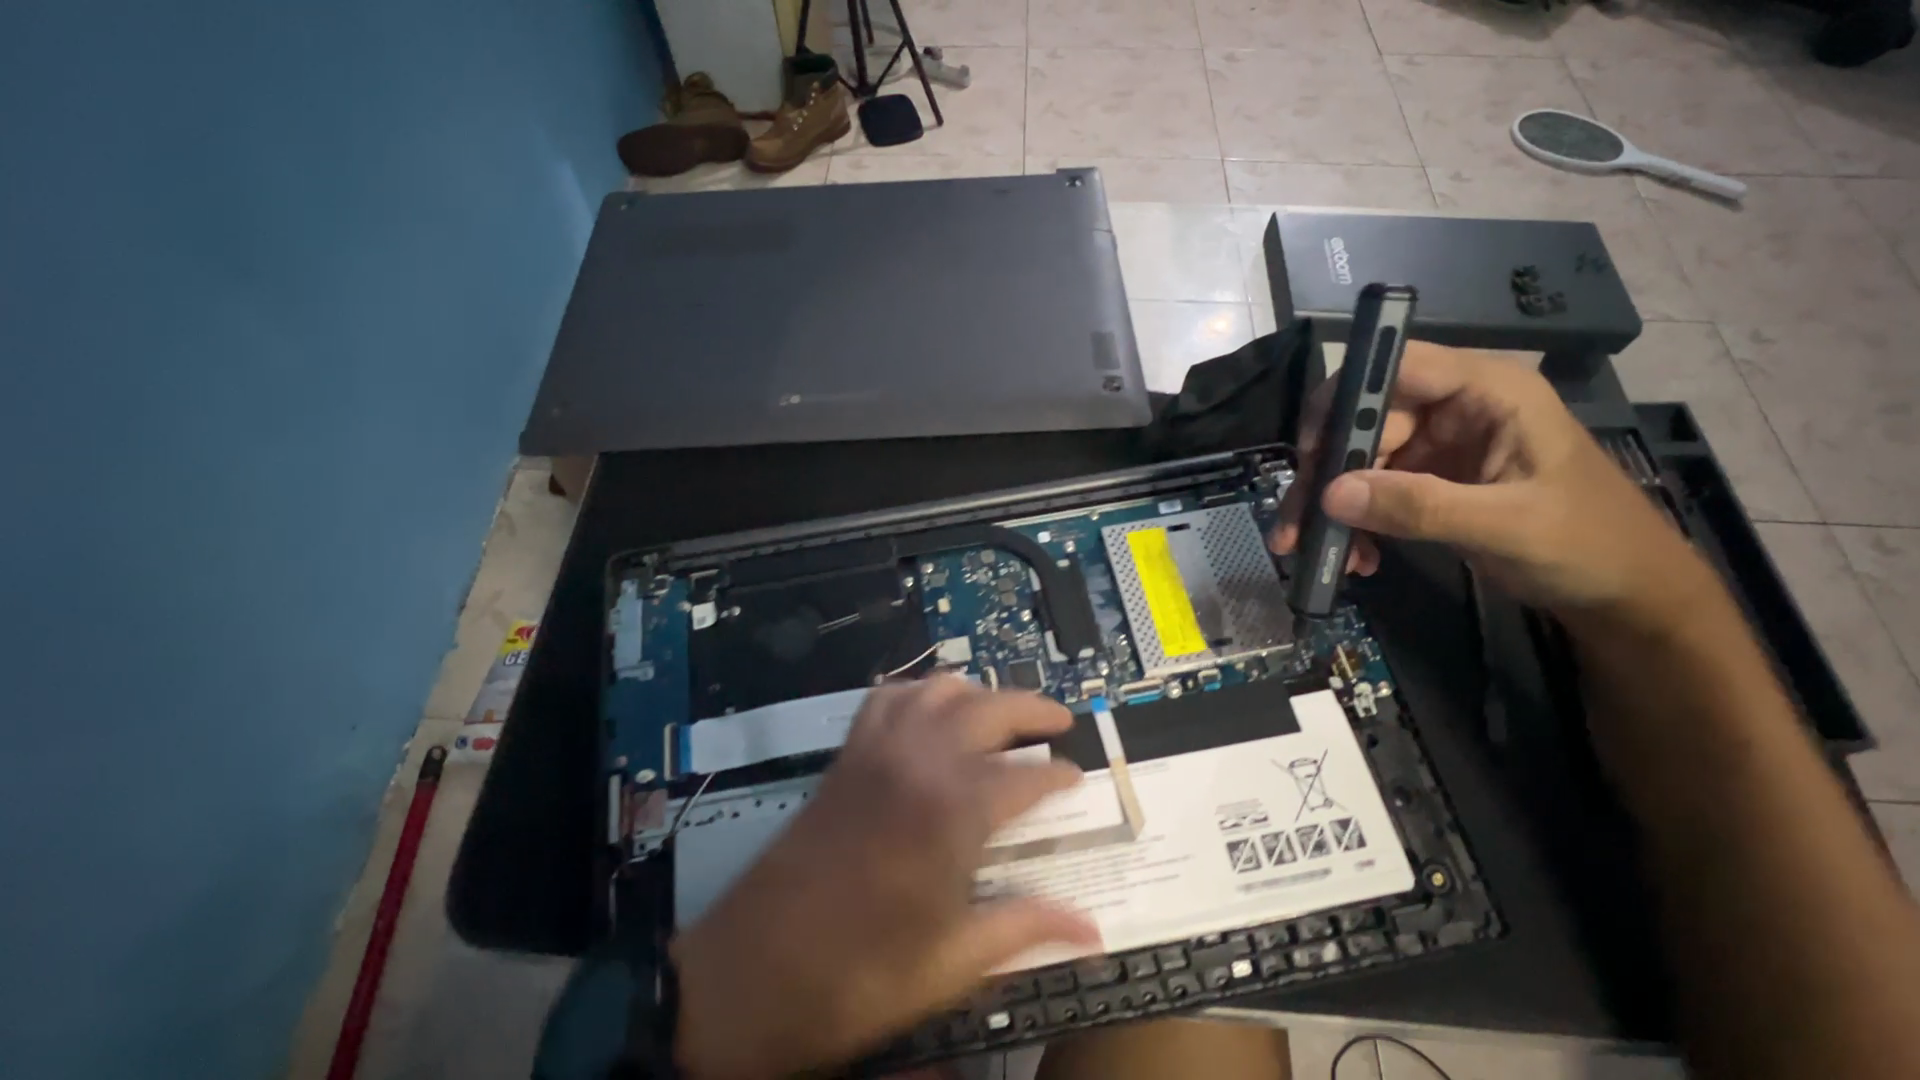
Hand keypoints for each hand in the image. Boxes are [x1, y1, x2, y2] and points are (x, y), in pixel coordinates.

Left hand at [671, 677, 1101, 1078]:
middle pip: (987, 709)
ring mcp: (873, 755)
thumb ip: (1023, 929)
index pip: (1025, 776)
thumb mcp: (949, 965)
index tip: (1078, 781)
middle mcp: (915, 764)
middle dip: (1032, 709)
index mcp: (950, 813)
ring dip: (976, 692)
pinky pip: (884, 701)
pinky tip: (929, 711)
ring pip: (935, 690)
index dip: (1058, 776)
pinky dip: (917, 693)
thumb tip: (1091, 928)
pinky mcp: (842, 761)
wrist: (747, 974)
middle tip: (1060, 722)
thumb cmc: (855, 977)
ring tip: (1000, 713)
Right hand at [1271, 343, 1705, 617]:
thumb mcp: (1506, 525)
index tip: (1309, 451)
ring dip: (1336, 507)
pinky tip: (1360, 558)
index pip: (1397, 365)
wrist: (1627, 594)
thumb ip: (1419, 506)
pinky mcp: (1435, 482)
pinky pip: (1377, 492)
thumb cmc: (1588, 544)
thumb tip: (1331, 495)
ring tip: (1318, 551)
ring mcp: (1444, 446)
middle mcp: (1458, 409)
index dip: (1345, 398)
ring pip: (1363, 461)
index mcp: (1488, 392)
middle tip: (1296, 524)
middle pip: (1368, 420)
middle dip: (1328, 473)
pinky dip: (1360, 523)